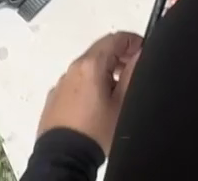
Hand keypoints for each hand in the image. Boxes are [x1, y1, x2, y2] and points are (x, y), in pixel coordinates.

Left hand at [36, 31, 142, 150]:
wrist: (63, 159)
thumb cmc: (96, 130)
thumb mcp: (122, 102)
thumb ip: (131, 72)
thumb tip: (139, 53)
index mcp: (91, 64)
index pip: (115, 39)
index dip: (133, 41)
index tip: (143, 50)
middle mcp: (73, 68)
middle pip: (100, 50)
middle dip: (119, 54)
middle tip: (133, 68)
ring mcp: (61, 83)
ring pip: (87, 66)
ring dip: (104, 69)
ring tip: (117, 88)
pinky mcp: (54, 98)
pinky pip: (75, 81)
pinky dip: (89, 83)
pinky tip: (96, 102)